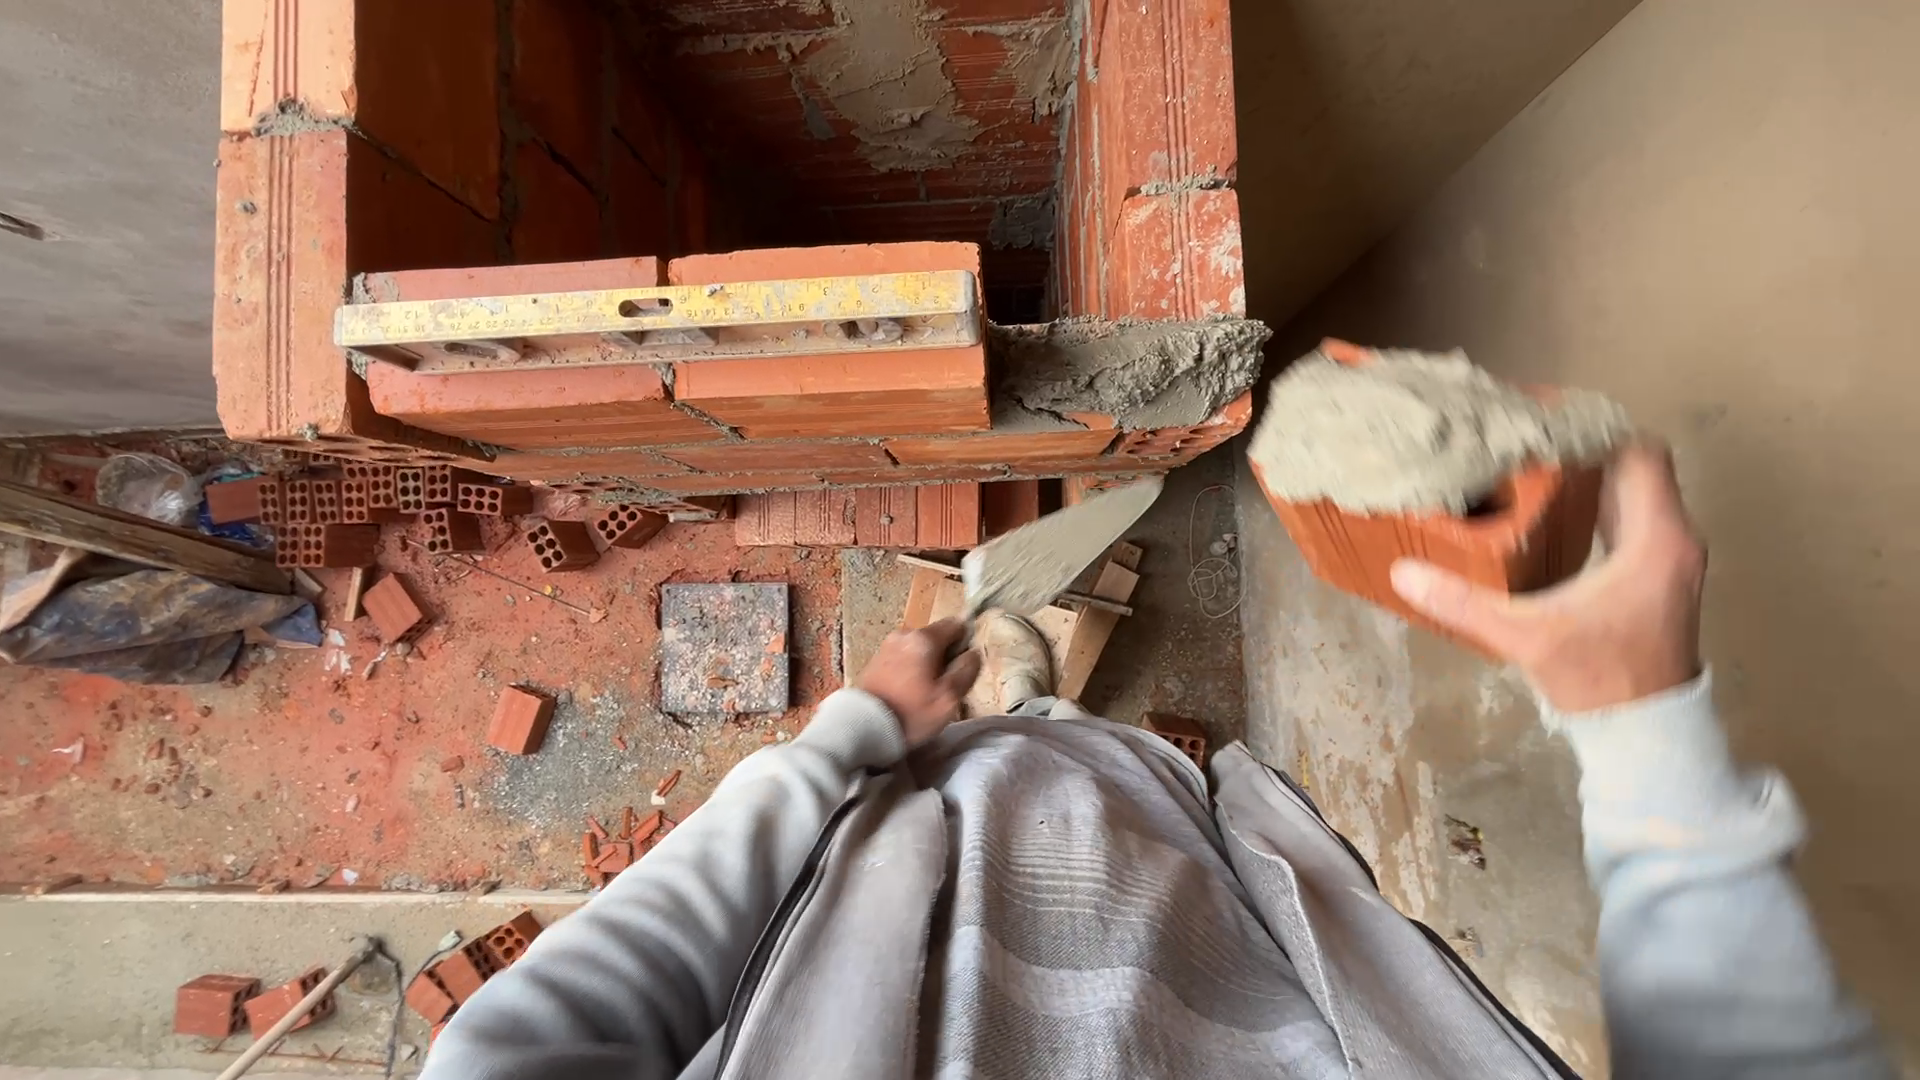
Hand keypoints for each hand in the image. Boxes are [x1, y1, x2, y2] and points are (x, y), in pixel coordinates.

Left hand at [855, 618, 983, 745]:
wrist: (863, 727)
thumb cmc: (911, 714)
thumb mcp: (949, 698)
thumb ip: (967, 670)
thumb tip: (972, 653)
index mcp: (924, 639)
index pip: (956, 625)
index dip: (964, 645)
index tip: (960, 669)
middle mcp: (904, 634)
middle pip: (937, 638)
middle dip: (945, 658)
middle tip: (942, 688)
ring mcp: (887, 645)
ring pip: (920, 649)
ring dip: (927, 665)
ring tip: (923, 694)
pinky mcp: (876, 659)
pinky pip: (904, 658)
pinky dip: (910, 670)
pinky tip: (907, 693)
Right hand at [1389, 441, 1706, 712]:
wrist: (1638, 726)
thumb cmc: (1596, 674)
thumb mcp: (1524, 636)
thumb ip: (1463, 603)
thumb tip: (1401, 571)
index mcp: (1654, 540)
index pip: (1639, 454)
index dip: (1595, 429)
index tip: (1537, 417)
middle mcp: (1666, 538)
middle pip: (1628, 468)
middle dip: (1575, 447)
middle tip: (1512, 437)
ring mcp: (1657, 557)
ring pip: (1623, 492)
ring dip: (1578, 474)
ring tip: (1516, 465)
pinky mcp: (1642, 574)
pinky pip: (1617, 517)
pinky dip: (1582, 502)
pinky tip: (1535, 509)